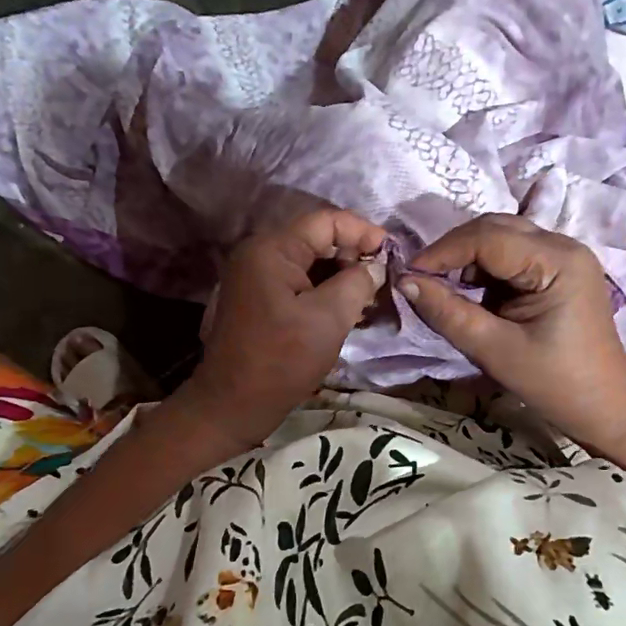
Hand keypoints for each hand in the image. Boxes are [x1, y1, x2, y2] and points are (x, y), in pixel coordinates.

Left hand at [175, 209, 386, 447]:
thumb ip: (357, 282)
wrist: (233, 405)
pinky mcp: (257, 300)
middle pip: (316, 239)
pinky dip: (323, 291)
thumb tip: (374, 266)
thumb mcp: (329, 318)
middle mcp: (259, 255)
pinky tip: (347, 310)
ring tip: (369, 298)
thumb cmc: (282, 359)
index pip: (326, 221)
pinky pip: (297, 284)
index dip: (363, 231)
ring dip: (340, 276)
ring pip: (308, 263)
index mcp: (271, 250)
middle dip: (353, 255)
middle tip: (382, 280)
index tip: (392, 254)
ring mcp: (255, 278)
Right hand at [400, 214, 625, 448]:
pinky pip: (510, 254)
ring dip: (466, 257)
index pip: (487, 237)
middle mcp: (564, 246)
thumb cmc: (555, 382)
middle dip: (452, 250)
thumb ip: (448, 313)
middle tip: (420, 278)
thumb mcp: (494, 350)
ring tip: (441, 286)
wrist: (605, 406)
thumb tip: (404, 281)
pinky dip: (483, 267)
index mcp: (557, 261)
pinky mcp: (558, 269)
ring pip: (500, 237)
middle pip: (494, 228)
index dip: (443, 252)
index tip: (408, 275)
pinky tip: (468, 290)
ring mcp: (564, 255)